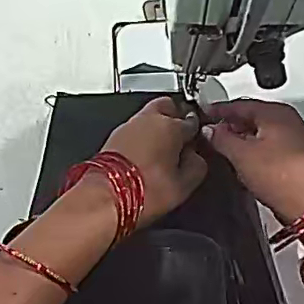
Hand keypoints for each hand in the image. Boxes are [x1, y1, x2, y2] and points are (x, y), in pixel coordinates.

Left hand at [98, 97, 209, 227]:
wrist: (105, 197)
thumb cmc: (141, 191)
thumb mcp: (184, 186)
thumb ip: (197, 166)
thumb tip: (196, 159)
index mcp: (171, 126)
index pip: (192, 122)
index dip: (197, 134)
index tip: (196, 146)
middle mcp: (148, 120)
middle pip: (169, 106)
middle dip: (177, 117)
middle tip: (181, 138)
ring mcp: (128, 126)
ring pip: (149, 116)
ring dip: (157, 127)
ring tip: (161, 151)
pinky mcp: (114, 137)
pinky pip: (134, 130)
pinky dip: (142, 137)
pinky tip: (144, 156)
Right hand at [202, 99, 303, 219]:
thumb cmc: (284, 176)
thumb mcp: (240, 154)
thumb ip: (220, 138)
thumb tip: (210, 131)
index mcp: (276, 112)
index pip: (239, 104)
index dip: (218, 110)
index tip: (204, 114)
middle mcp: (287, 121)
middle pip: (250, 116)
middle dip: (228, 125)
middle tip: (209, 132)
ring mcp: (292, 140)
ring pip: (258, 133)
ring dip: (239, 139)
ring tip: (222, 148)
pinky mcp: (293, 158)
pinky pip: (266, 147)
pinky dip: (251, 151)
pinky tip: (241, 162)